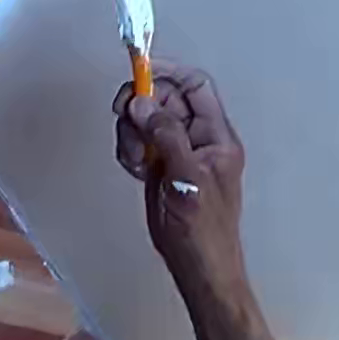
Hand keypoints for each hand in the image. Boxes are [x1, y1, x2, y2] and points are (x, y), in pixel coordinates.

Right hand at [112, 64, 249, 309]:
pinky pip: (136, 140)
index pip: (195, 85)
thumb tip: (141, 102)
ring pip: (144, 118)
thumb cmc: (204, 230)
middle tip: (124, 118)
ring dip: (131, 132)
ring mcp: (175, 150)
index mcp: (214, 135)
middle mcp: (195, 136)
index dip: (169, 72)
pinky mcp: (157, 163)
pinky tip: (136, 171)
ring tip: (136, 160)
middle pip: (162, 98)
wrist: (197, 269)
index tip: (139, 70)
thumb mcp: (187, 179)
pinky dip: (128, 149)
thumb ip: (166, 136)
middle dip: (140, 105)